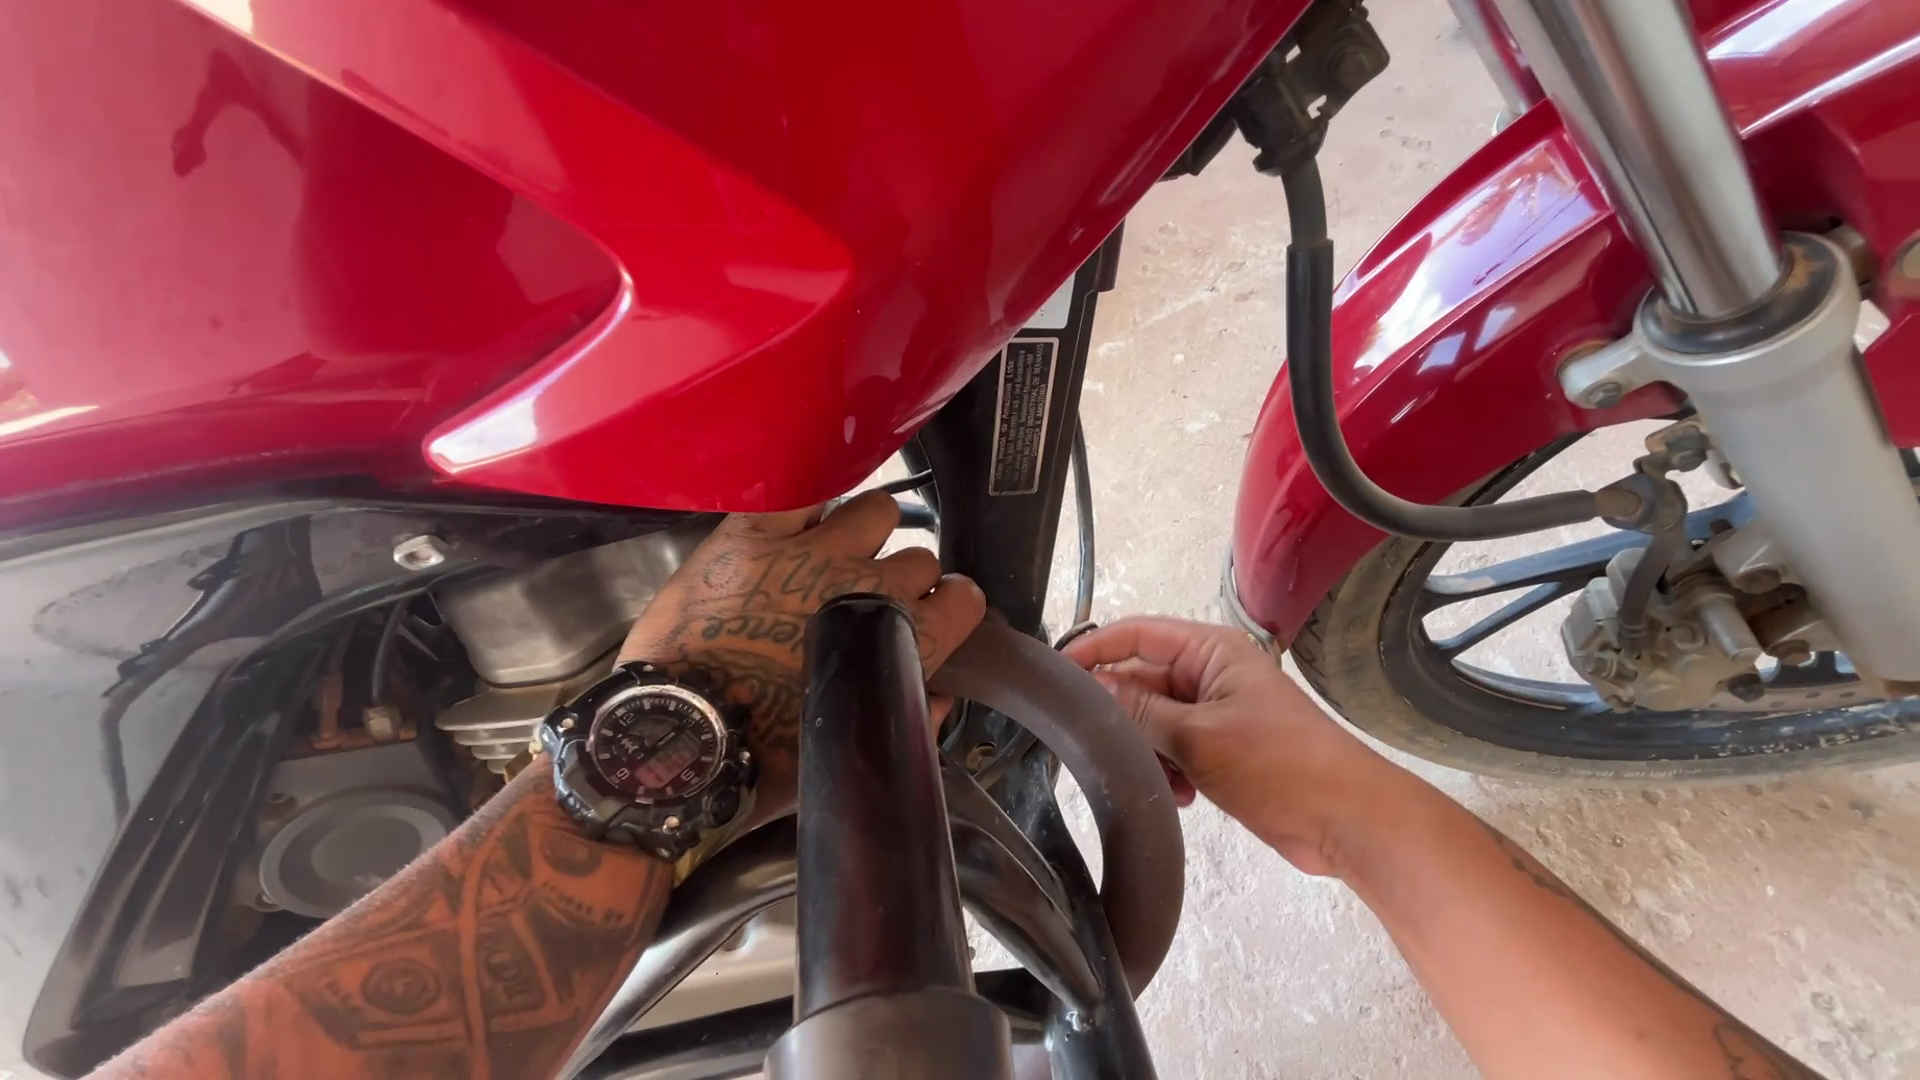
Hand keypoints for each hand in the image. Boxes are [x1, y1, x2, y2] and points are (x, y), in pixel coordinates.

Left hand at [618, 491, 985, 821]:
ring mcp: (813, 551)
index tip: (932, 614)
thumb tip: (938, 692)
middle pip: (920, 556)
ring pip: (876, 510)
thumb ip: (911, 715)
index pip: (965, 597)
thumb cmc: (768, 758)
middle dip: (903, 576)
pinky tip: (798, 527)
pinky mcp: (756, 534)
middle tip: (869, 598)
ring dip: (866, 532)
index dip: (952, 605)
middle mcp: (871, 584)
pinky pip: (803, 493)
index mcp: (903, 638)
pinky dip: (808, 507)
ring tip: (836, 554)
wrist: (677, 735)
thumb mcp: (854, 751)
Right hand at [1063, 615, 1403, 875]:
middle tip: (1092, 742)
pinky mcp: (1219, 749)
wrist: (1348, 821)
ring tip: (1154, 778)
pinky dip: (1168, 770)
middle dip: (1123, 713)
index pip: (1137, 634)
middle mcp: (1208, 674)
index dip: (1094, 647)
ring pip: (1153, 720)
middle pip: (1142, 680)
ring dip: (1146, 749)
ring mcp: (1214, 713)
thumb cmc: (1279, 764)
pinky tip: (1180, 796)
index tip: (1055, 671)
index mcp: (1210, 651)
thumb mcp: (1199, 736)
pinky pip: (1172, 748)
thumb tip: (1091, 689)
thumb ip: (1139, 712)